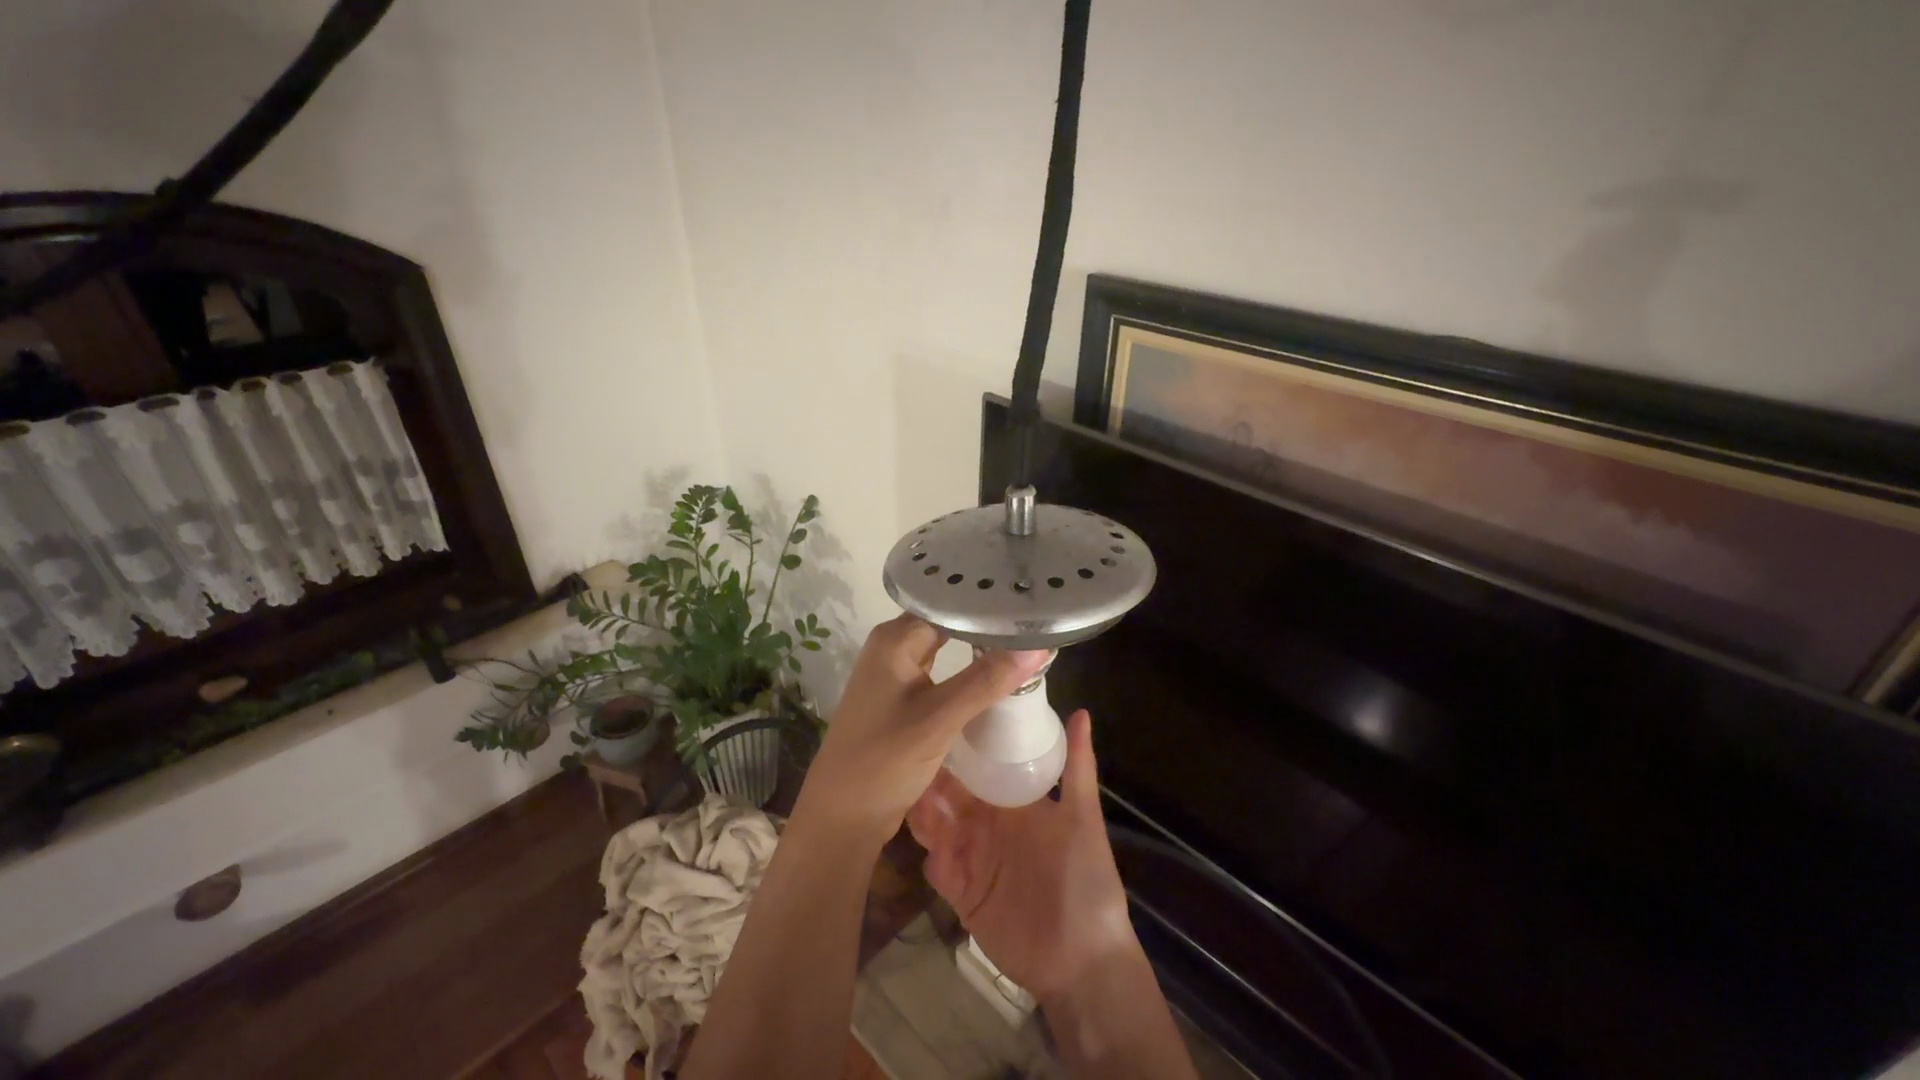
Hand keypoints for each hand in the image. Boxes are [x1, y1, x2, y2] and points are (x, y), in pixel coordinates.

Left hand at [794, 615, 1048, 843]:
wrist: (843, 816)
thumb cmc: (883, 761)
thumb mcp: (939, 720)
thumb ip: (986, 681)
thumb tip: (1038, 646)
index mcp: (894, 639)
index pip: (949, 602)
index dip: (987, 598)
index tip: (1030, 598)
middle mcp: (892, 647)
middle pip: (948, 621)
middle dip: (988, 619)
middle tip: (1037, 614)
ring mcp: (895, 674)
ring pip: (945, 647)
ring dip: (980, 645)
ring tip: (1029, 636)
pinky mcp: (902, 698)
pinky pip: (941, 671)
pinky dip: (968, 670)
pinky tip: (998, 672)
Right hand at [907, 709, 1138, 1000]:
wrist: (1083, 959)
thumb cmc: (1088, 882)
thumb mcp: (1084, 821)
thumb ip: (1078, 768)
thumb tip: (1081, 711)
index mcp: (1015, 804)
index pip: (981, 767)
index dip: (961, 746)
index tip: (940, 719)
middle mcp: (988, 825)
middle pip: (950, 794)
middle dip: (931, 777)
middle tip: (911, 756)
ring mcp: (972, 858)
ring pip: (936, 826)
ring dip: (924, 813)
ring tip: (911, 797)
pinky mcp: (960, 892)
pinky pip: (937, 868)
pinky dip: (932, 857)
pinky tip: (931, 849)